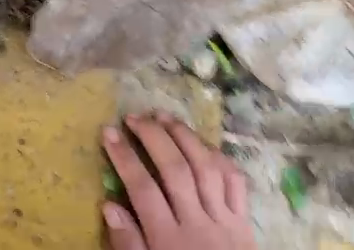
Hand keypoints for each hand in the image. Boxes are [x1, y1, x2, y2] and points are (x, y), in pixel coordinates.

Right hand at [101, 113, 255, 249]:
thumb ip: (129, 244)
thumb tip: (108, 205)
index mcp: (170, 241)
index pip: (143, 188)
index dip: (124, 156)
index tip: (108, 131)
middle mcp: (198, 225)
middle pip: (176, 170)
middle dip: (153, 136)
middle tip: (133, 116)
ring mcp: (226, 223)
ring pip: (207, 168)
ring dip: (184, 136)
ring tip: (164, 116)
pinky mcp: (246, 224)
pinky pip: (236, 183)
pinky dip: (218, 157)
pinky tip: (200, 142)